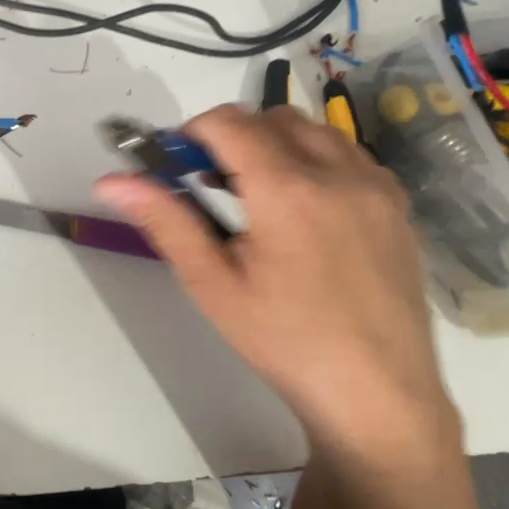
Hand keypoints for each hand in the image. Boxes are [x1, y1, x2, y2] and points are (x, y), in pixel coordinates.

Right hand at [95, 104, 454, 456]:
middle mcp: (339, 176)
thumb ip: (165, 220)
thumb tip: (110, 181)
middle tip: (205, 180)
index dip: (190, 132)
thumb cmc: (282, 339)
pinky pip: (351, 156)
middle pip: (273, 118)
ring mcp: (377, 190)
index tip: (172, 164)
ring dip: (274, 142)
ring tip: (251, 193)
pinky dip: (315, 160)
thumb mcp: (210, 282)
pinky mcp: (398, 209)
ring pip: (316, 131)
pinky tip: (299, 207)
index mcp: (287, 191)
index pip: (230, 123)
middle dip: (231, 135)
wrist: (376, 391)